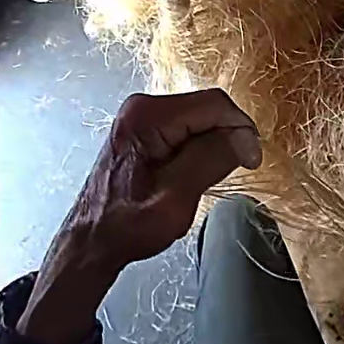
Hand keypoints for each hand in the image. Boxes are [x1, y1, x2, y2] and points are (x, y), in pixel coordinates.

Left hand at [20, 91, 261, 343]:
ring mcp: (142, 115)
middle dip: (226, 137)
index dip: (240, 129)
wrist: (91, 239)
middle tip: (229, 173)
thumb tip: (244, 136)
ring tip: (202, 180)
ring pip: (200, 117)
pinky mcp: (144, 127)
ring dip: (213, 145)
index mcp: (147, 116)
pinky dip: (199, 147)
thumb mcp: (175, 198)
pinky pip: (187, 127)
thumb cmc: (127, 225)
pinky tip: (191, 174)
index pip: (214, 104)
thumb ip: (209, 160)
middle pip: (207, 107)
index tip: (252, 161)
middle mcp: (143, 105)